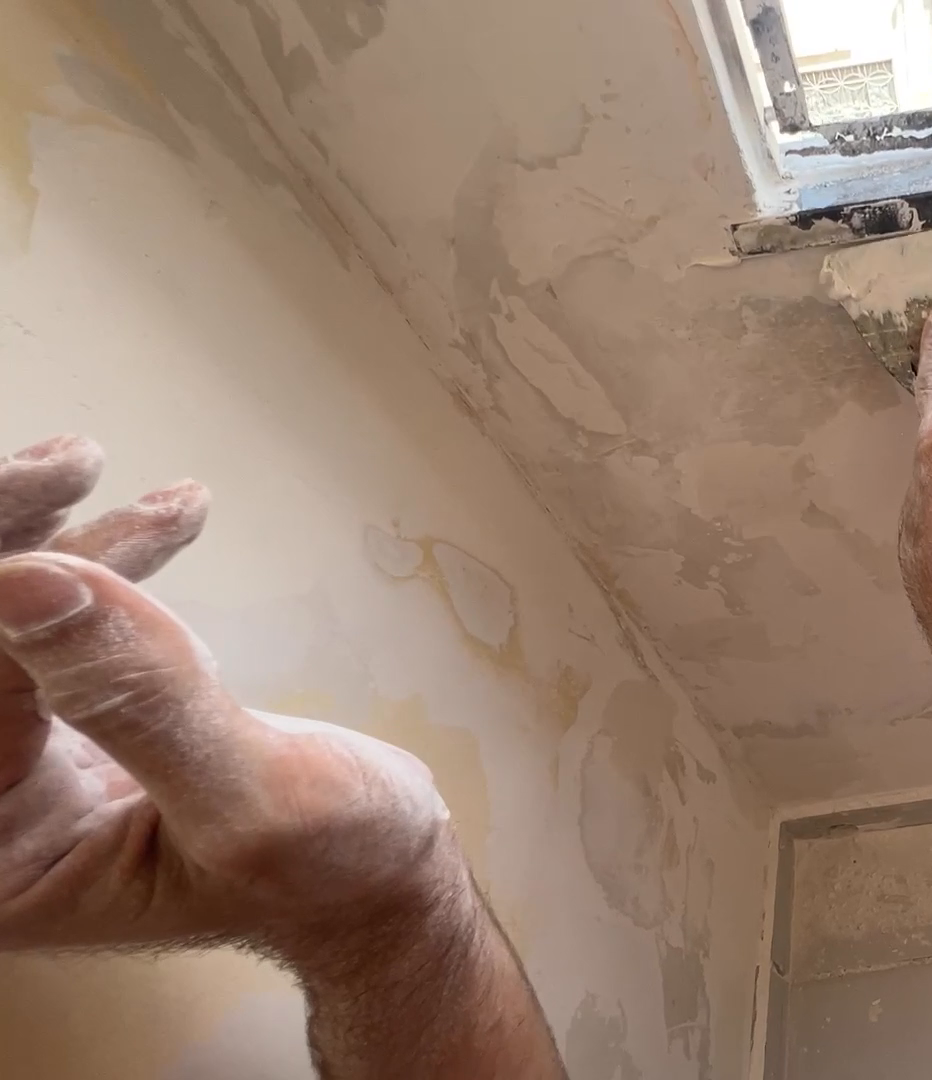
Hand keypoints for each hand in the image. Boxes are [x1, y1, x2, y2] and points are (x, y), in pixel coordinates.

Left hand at [0, 436, 463, 962]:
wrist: (379, 866)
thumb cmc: (334, 859)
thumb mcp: (256, 792)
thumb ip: (148, 701)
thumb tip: (29, 584)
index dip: (10, 597)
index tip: (92, 505)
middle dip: (4, 545)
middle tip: (76, 462)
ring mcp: (21, 766)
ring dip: (48, 541)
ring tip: (102, 468)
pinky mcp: (76, 727)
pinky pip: (51, 635)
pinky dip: (101, 567)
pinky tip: (158, 523)